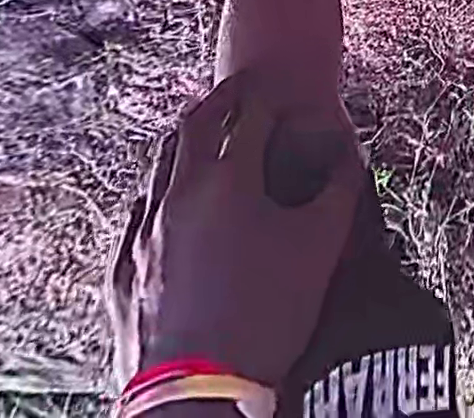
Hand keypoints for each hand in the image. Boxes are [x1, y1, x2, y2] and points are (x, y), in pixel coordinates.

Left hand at [147, 72, 360, 384]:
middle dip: (220, 99)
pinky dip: (159, 184)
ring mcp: (143, 230)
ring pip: (160, 162)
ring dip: (185, 136)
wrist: (199, 398)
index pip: (251, 117)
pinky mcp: (123, 267)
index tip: (277, 87)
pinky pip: (139, 206)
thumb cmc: (267, 314)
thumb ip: (341, 190)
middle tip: (236, 89)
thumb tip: (350, 156)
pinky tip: (167, 193)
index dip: (267, 96)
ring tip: (203, 128)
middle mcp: (179, 194)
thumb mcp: (321, 245)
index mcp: (228, 181)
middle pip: (196, 125)